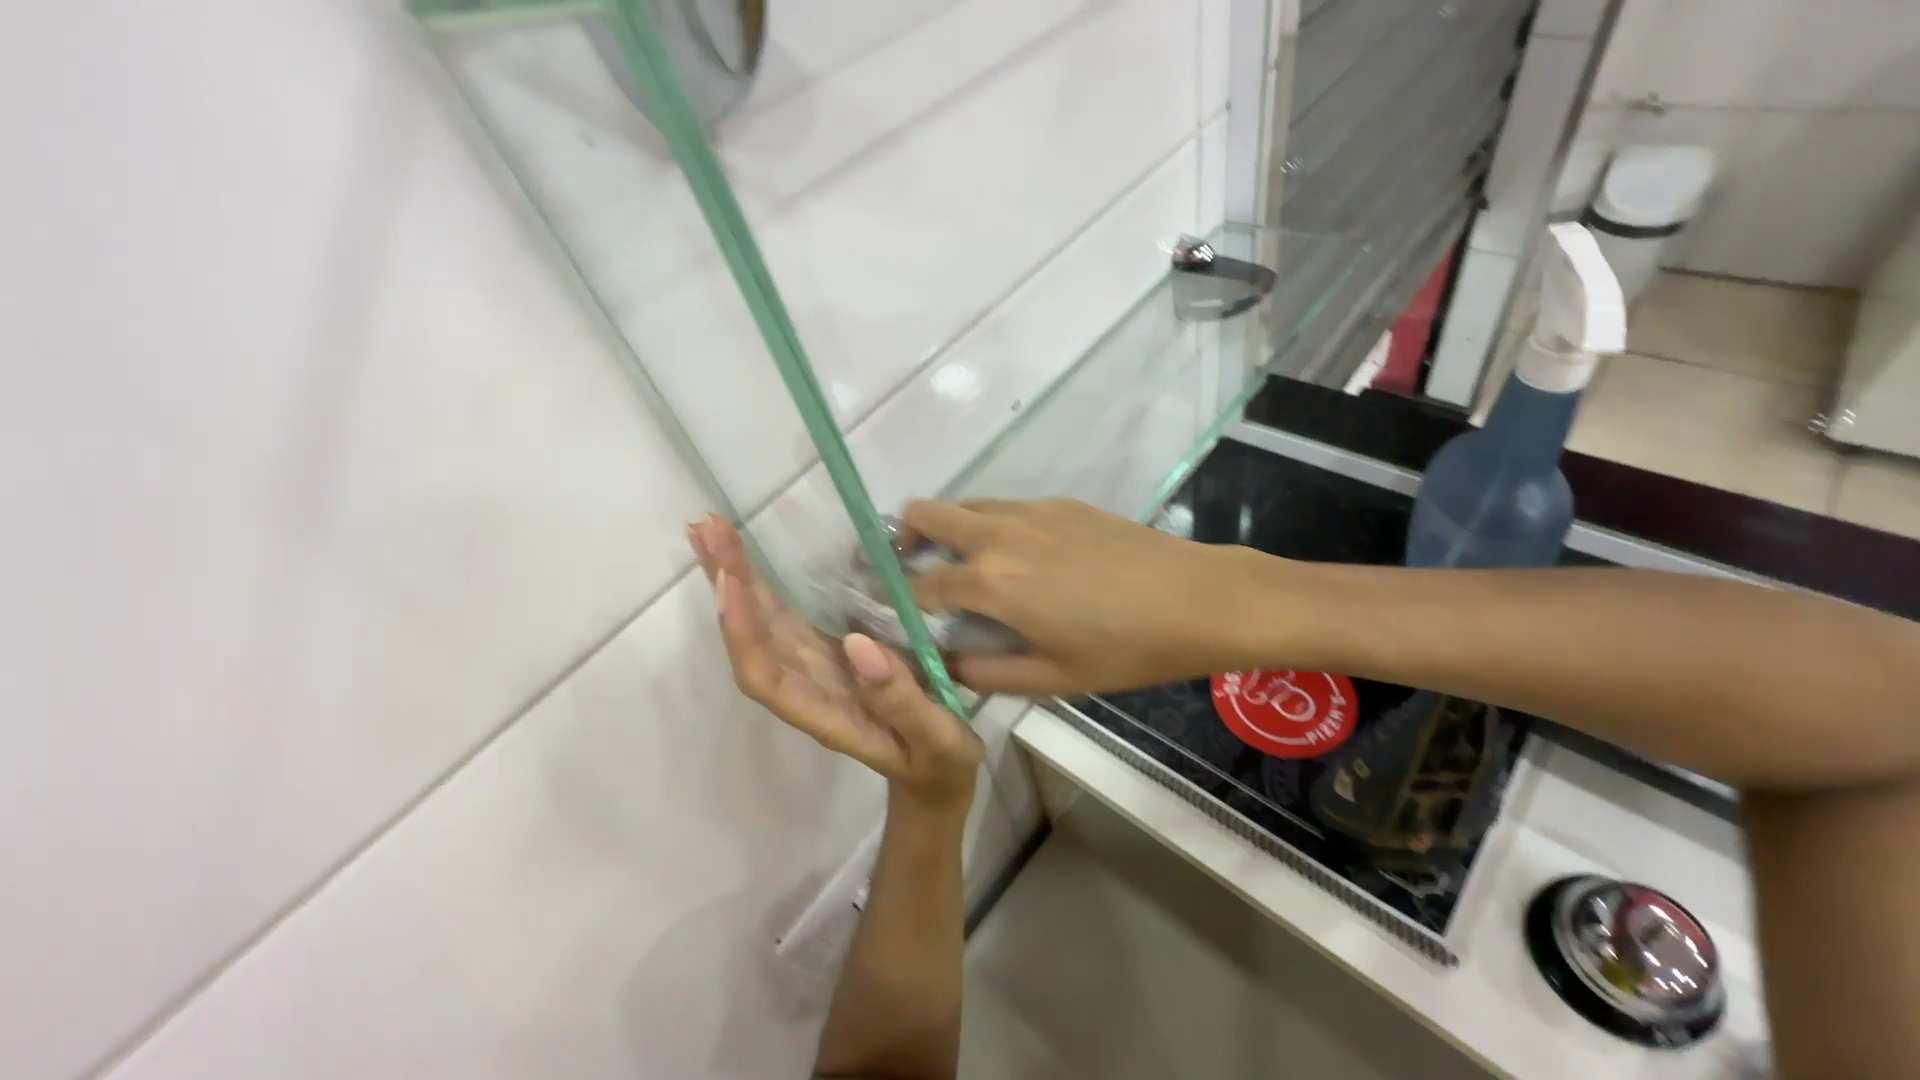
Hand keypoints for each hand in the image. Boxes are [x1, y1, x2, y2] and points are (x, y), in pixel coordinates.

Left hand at [689, 516, 981, 813]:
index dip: (742, 631)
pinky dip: (766, 584)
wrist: (937, 776)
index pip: (764, 675)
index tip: (730, 580)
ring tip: (713, 529)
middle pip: (751, 639)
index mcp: (822, 713)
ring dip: (737, 576)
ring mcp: (814, 668)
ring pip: (763, 622)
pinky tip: (752, 555)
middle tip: (707, 530)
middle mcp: (805, 688)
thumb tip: (859, 645)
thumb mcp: (936, 737)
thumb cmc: (939, 763)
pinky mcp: (828, 652)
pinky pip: (787, 617)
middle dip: (728, 586)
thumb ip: (900, 698)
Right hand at [901, 498, 1293, 694]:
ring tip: (967, 568)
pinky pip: (1005, 508)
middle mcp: (999, 535)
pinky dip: (992, 528)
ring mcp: (1031, 511)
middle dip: (905, 541)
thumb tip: (946, 664)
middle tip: (915, 573)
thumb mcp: (1051, 678)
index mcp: (990, 582)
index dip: (900, 604)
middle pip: (925, 513)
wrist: (1197, 599)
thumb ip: (986, 673)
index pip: (919, 586)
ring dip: (950, 531)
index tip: (897, 617)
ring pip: (965, 505)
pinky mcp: (1061, 503)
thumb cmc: (1124, 649)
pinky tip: (1024, 561)